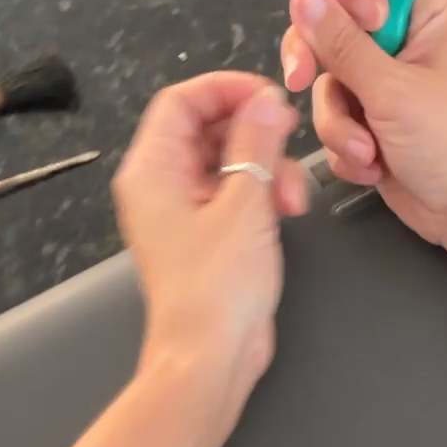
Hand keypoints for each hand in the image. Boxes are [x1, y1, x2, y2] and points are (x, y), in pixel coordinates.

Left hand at [113, 72, 307, 419]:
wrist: (211, 357)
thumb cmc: (217, 286)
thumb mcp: (243, 205)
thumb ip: (256, 144)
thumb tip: (265, 101)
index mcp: (152, 170)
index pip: (182, 102)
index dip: (227, 90)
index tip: (271, 98)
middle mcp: (162, 187)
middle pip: (208, 131)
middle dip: (256, 137)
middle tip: (292, 143)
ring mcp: (185, 214)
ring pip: (229, 165)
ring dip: (267, 171)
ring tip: (294, 200)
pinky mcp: (209, 239)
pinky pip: (235, 198)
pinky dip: (262, 197)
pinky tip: (287, 212)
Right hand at [279, 0, 446, 274]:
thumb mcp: (394, 91)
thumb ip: (344, 45)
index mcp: (425, 13)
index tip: (352, 26)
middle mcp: (400, 43)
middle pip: (332, 27)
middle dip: (318, 63)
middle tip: (300, 81)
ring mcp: (381, 87)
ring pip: (328, 85)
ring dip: (340, 126)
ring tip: (369, 154)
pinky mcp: (368, 125)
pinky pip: (334, 123)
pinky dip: (347, 150)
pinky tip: (374, 169)